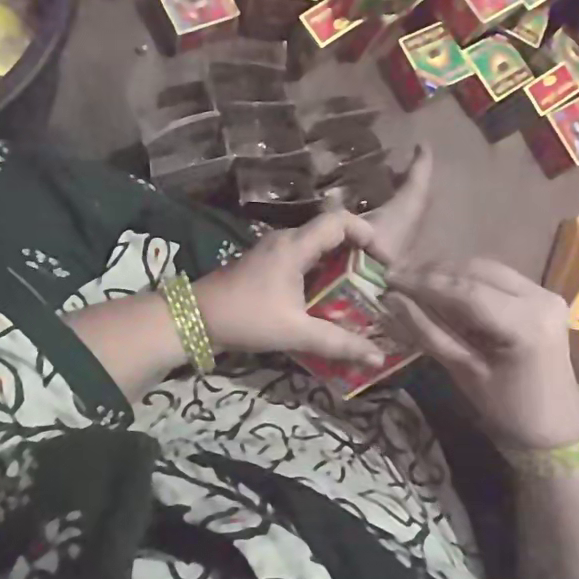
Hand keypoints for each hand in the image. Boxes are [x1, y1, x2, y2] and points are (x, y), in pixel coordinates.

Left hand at [195, 211, 390, 366]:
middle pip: (331, 233)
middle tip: (376, 282)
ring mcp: (273, 252)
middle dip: (358, 254)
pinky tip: (328, 300)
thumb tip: (377, 357)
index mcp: (295, 246)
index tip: (384, 261)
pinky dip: (321, 274)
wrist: (194, 319)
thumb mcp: (295, 332)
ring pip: (316, 248)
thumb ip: (338, 343)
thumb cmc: (245, 318)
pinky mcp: (266, 265)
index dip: (368, 233)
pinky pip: (303, 260)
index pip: (340, 220)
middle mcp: (286, 241)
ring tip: (359, 293)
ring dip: (339, 266)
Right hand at [386, 259, 578, 449]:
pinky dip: (465, 279)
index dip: (423, 282)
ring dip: (447, 272)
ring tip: (412, 281)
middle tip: (395, 278)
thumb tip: (392, 300)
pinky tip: (440, 286)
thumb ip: (428, 331)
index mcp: (525, 323)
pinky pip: (496, 277)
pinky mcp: (541, 296)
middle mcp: (540, 298)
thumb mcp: (464, 372)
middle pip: (476, 271)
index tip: (388, 280)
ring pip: (485, 268)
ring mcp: (544, 293)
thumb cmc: (509, 409)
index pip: (465, 291)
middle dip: (433, 272)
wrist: (556, 427)